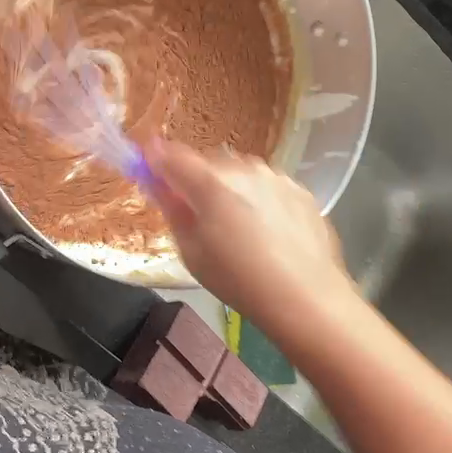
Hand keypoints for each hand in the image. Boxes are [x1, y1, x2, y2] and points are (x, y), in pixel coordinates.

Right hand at [145, 139, 356, 337]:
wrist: (305, 297)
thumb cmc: (237, 280)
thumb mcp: (191, 251)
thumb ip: (172, 210)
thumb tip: (159, 185)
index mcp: (210, 183)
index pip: (171, 155)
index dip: (154, 158)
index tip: (145, 167)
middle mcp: (244, 170)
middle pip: (207, 162)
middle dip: (194, 179)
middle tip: (192, 212)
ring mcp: (276, 177)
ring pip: (239, 173)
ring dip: (228, 189)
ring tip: (233, 227)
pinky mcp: (300, 191)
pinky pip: (266, 186)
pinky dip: (256, 199)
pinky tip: (263, 233)